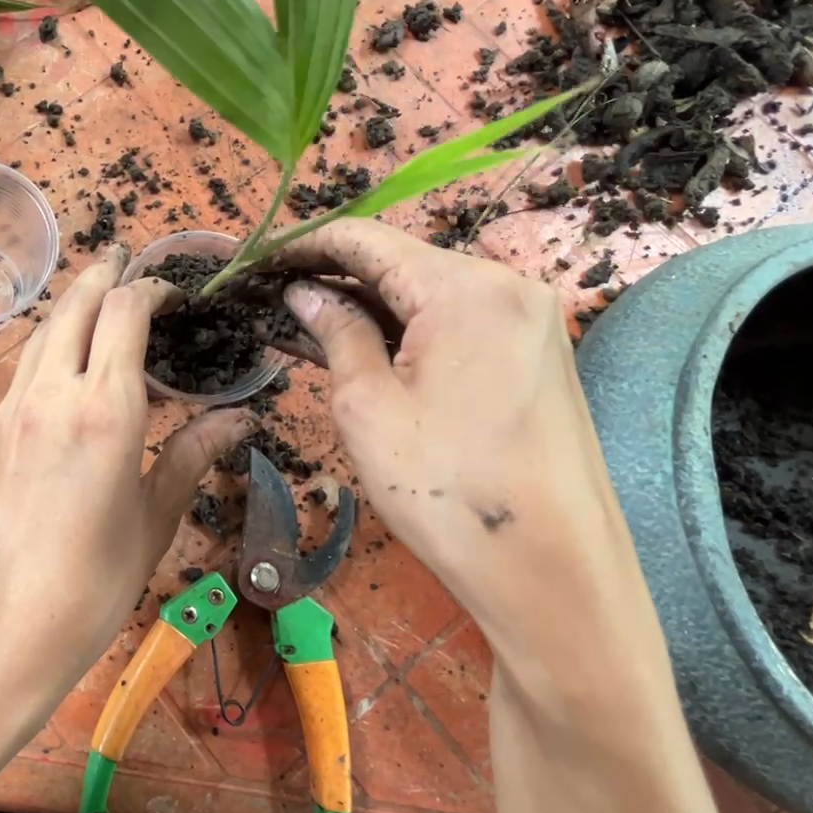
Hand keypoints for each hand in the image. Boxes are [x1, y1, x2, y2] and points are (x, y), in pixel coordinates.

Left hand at [0, 243, 253, 703]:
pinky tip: (64, 360)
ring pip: (42, 333)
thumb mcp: (154, 518)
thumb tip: (238, 419)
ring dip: (70, 306)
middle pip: (74, 307)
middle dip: (102, 276)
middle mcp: (52, 394)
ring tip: (94, 295)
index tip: (171, 292)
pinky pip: (24, 368)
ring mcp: (13, 409)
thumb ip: (192, 455)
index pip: (123, 314)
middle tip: (123, 259)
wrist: (4, 623)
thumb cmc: (93, 580)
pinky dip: (49, 344)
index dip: (148, 290)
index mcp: (103, 410)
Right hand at [270, 219, 655, 697]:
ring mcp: (529, 320)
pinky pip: (455, 320)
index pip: (367, 238)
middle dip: (334, 274)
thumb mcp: (368, 407)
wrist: (555, 574)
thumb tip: (305, 294)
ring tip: (305, 323)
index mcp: (466, 288)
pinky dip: (405, 327)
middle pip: (401, 260)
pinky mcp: (536, 354)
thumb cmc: (447, 488)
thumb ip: (336, 333)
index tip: (257, 258)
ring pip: (427, 292)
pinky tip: (363, 345)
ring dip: (367, 303)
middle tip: (274, 297)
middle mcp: (508, 286)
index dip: (305, 245)